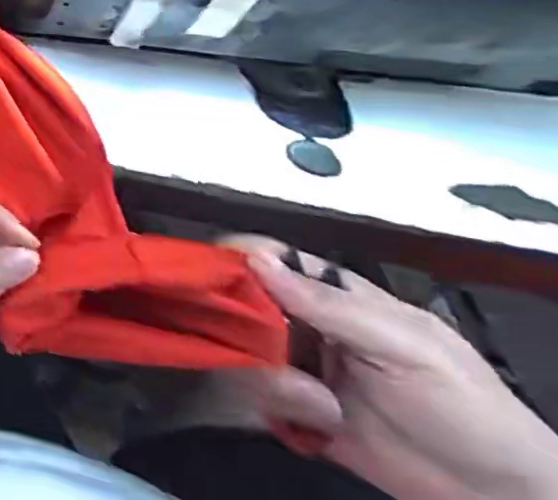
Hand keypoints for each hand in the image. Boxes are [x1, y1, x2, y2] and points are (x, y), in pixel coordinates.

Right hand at [230, 239, 557, 499]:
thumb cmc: (468, 410)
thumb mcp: (411, 348)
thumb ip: (333, 304)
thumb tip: (253, 258)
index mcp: (330, 295)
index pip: (264, 257)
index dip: (233, 258)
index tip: (209, 273)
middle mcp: (299, 322)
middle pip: (234, 300)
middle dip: (239, 325)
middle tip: (262, 350)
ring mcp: (289, 363)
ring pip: (234, 346)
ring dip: (268, 376)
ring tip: (316, 402)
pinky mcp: (284, 403)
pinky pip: (246, 389)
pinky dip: (272, 404)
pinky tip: (312, 420)